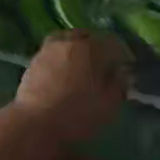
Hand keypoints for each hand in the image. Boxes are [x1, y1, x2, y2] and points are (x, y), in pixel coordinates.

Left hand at [9, 31, 131, 143]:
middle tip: (104, 63)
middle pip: (86, 37)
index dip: (121, 52)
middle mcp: (67, 42)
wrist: (36, 122)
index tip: (126, 65)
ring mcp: (47, 49)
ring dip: (77, 49)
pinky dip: (62, 57)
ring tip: (83, 66)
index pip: (111, 42)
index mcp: (89, 48)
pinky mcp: (34, 60)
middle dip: (97, 47)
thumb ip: (118, 85)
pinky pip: (53, 51)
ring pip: (67, 41)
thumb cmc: (77, 114)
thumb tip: (120, 73)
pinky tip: (65, 72)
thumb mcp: (109, 105)